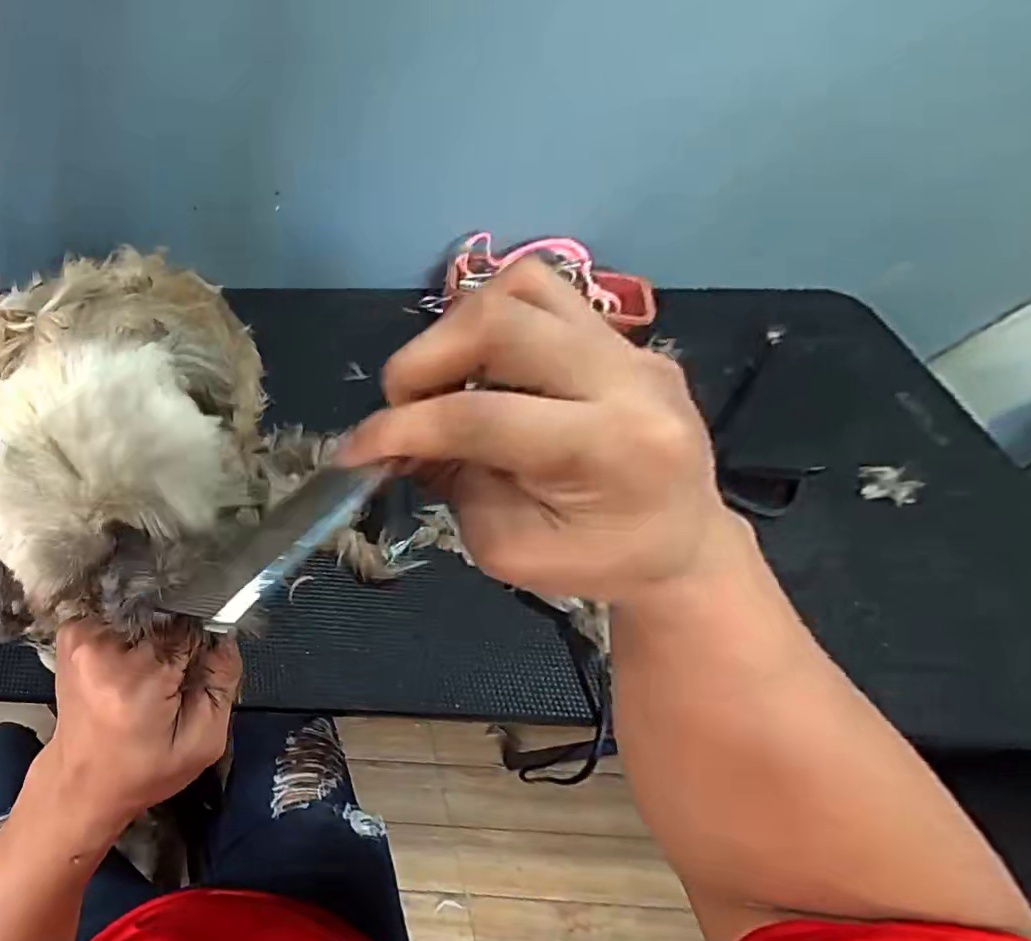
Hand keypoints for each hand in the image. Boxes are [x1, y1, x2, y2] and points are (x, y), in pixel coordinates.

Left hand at [31, 622, 241, 847]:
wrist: (83, 781)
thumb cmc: (142, 769)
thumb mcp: (203, 742)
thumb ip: (222, 683)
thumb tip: (225, 634)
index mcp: (136, 679)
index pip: (189, 628)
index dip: (201, 646)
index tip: (194, 671)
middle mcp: (101, 649)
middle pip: (162, 618)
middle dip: (174, 642)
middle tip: (169, 681)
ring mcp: (80, 636)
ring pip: (140, 615)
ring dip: (150, 637)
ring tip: (144, 676)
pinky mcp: (71, 633)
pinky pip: (116, 617)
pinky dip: (127, 636)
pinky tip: (124, 666)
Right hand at [339, 258, 738, 606]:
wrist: (679, 542)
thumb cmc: (592, 560)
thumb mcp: (504, 547)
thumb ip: (449, 483)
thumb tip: (397, 441)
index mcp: (606, 449)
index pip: (478, 416)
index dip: (397, 429)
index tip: (351, 452)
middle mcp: (624, 379)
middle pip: (498, 323)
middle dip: (419, 364)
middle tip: (401, 410)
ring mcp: (625, 346)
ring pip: (517, 290)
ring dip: (449, 334)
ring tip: (436, 384)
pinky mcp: (615, 335)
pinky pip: (538, 293)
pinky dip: (484, 318)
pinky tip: (472, 363)